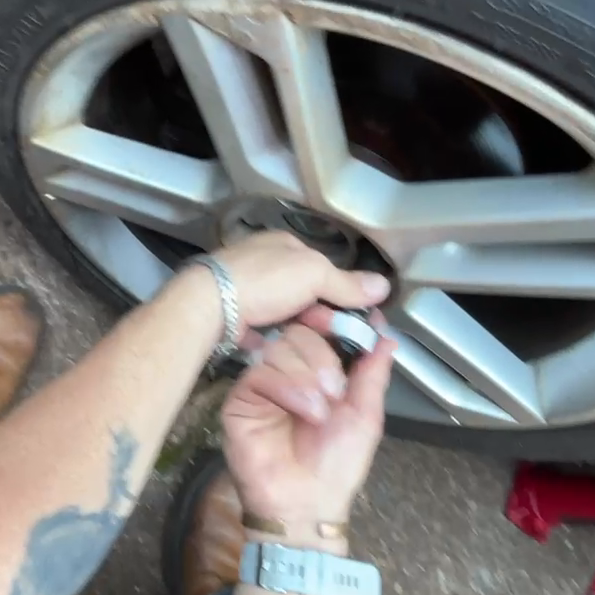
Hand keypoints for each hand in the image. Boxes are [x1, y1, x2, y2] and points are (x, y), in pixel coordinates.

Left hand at [202, 231, 391, 329]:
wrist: (210, 304)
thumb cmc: (264, 281)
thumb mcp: (313, 275)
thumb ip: (347, 283)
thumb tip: (384, 285)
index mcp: (282, 244)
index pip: (320, 265)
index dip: (340, 290)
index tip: (355, 316)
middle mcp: (262, 263)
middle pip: (302, 292)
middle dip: (320, 313)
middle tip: (336, 335)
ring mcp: (245, 290)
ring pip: (283, 313)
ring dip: (299, 328)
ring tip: (314, 346)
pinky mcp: (232, 316)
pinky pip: (262, 329)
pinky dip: (275, 338)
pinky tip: (285, 349)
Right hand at [220, 316, 396, 527]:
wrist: (307, 502)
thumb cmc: (337, 464)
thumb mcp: (365, 415)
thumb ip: (373, 373)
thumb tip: (387, 335)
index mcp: (316, 371)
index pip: (318, 330)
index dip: (330, 321)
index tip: (348, 321)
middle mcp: (287, 371)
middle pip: (297, 333)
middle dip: (322, 355)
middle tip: (336, 389)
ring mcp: (262, 383)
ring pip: (279, 349)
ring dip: (307, 376)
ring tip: (320, 410)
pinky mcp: (240, 399)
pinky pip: (260, 373)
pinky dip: (288, 387)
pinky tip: (305, 410)